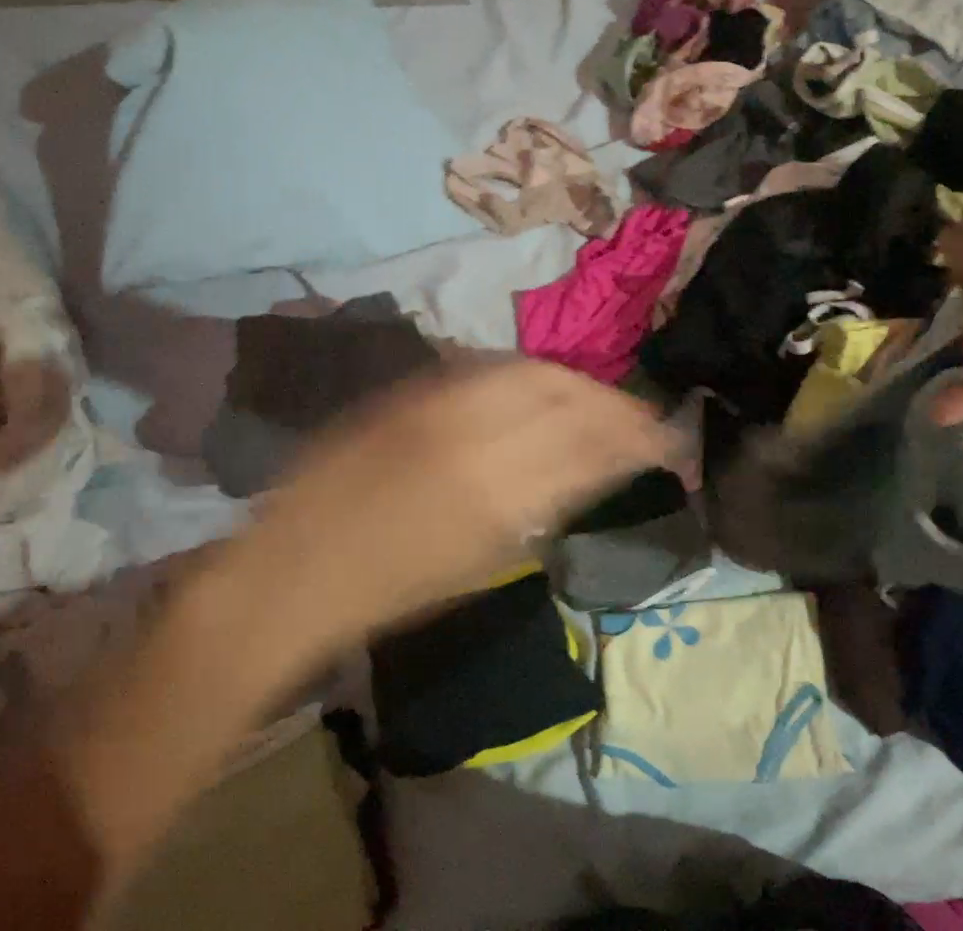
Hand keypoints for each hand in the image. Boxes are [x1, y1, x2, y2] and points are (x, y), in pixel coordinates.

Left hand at [246, 360, 674, 624]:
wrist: (293, 569)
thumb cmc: (391, 592)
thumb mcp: (481, 563)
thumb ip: (539, 510)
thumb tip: (586, 476)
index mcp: (499, 492)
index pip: (592, 445)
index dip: (640, 440)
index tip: (669, 446)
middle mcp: (474, 433)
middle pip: (568, 394)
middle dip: (616, 404)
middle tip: (645, 421)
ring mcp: (438, 404)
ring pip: (530, 371)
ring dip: (578, 383)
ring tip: (603, 402)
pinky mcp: (410, 392)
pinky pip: (487, 369)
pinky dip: (529, 376)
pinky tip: (544, 389)